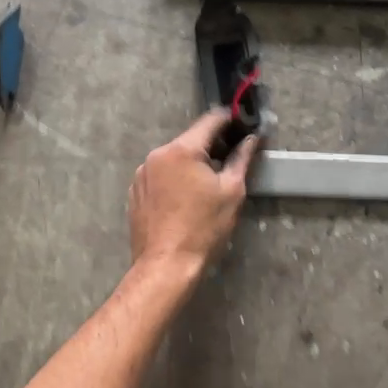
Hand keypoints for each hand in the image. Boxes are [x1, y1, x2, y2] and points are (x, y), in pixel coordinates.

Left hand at [128, 110, 258, 278]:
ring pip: (175, 157)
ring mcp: (143, 173)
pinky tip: (186, 199)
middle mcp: (158, 154)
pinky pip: (161, 173)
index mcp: (182, 149)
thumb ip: (242, 158)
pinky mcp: (136, 191)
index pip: (211, 120)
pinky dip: (176, 177)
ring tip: (208, 185)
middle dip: (212, 145)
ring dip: (192, 162)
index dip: (230, 120)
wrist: (165, 268)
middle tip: (231, 160)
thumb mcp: (231, 192)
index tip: (244, 126)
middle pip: (191, 139)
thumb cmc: (203, 228)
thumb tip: (252, 138)